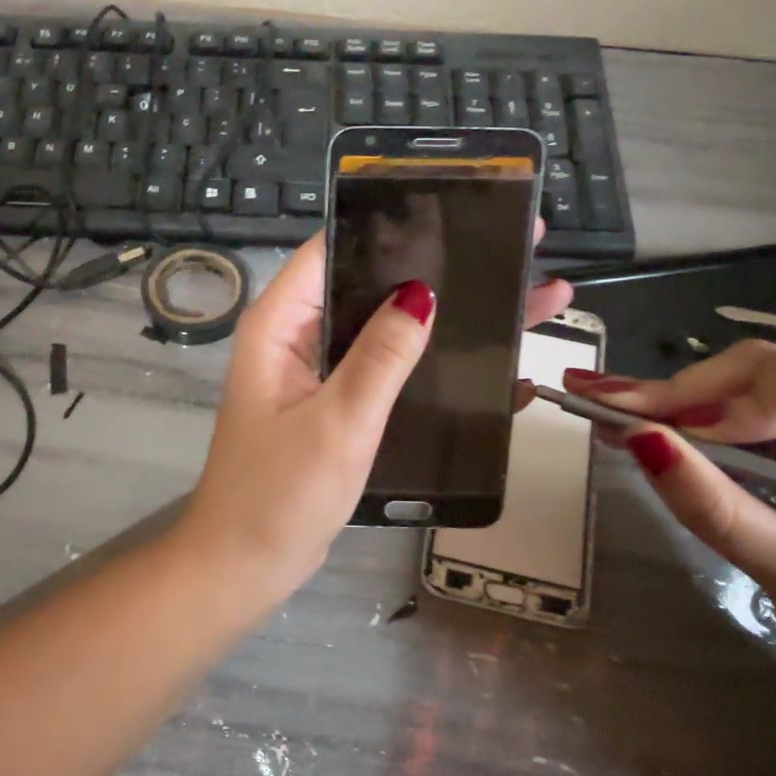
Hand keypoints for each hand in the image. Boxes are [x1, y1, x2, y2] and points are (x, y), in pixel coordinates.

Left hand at [178, 227, 572, 596]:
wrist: (245, 567)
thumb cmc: (279, 494)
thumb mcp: (337, 422)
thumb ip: (380, 356)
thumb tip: (423, 292)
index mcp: (281, 324)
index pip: (333, 250)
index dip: (391, 224)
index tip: (457, 209)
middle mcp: (298, 337)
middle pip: (371, 284)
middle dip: (437, 268)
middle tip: (516, 248)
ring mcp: (319, 372)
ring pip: (388, 328)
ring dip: (447, 316)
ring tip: (530, 297)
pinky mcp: (337, 404)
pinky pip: (389, 369)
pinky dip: (434, 363)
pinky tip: (498, 365)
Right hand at [567, 327, 775, 705]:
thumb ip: (719, 509)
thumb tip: (637, 439)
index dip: (751, 395)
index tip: (695, 440)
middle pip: (771, 364)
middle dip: (690, 393)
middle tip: (610, 414)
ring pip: (745, 379)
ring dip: (675, 399)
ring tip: (603, 409)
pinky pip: (740, 407)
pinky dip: (684, 415)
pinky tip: (630, 415)